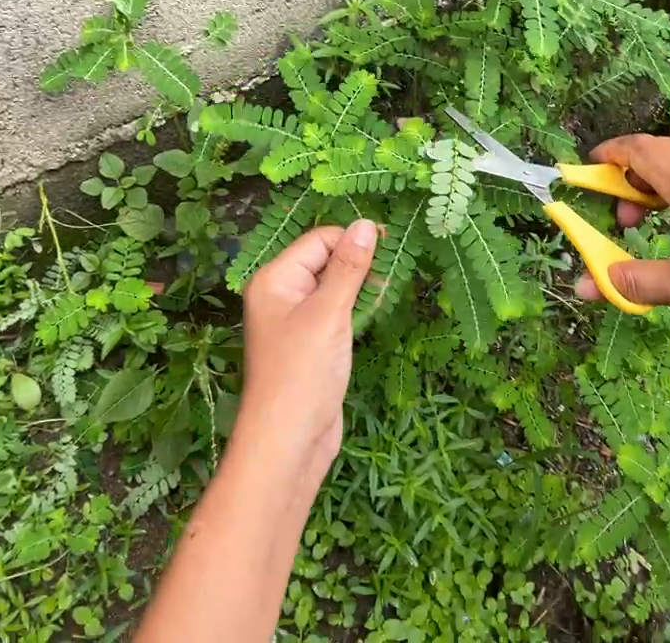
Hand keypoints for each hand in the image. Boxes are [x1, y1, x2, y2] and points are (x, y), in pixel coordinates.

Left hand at [232, 220, 378, 489]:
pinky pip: (336, 312)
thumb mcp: (328, 314)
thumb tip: (365, 224)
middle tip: (395, 268)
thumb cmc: (302, 373)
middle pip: (325, 260)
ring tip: (390, 288)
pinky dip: (356, 308)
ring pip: (334, 287)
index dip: (352, 239)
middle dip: (358, 262)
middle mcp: (281, 294)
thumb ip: (348, 267)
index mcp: (274, 279)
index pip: (319, 240)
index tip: (391, 243)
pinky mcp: (312, 343)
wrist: (289, 444)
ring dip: (361, 285)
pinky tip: (377, 309)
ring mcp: (296, 320)